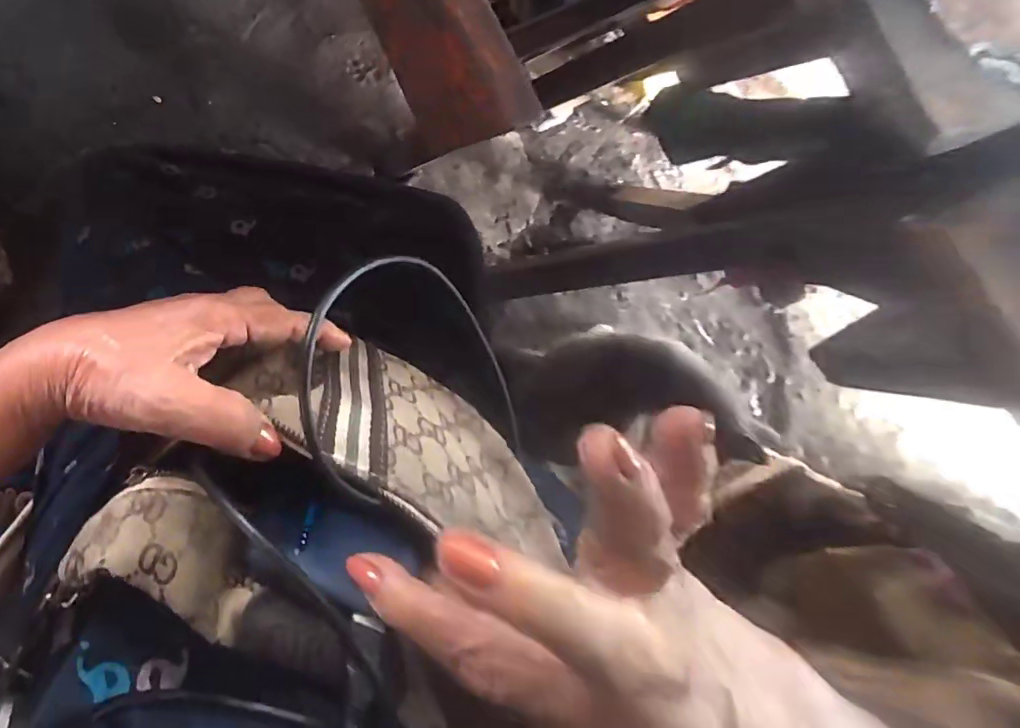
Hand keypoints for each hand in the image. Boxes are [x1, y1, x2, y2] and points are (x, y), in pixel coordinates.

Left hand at [0, 288, 349, 459]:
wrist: (55, 363)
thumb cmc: (116, 377)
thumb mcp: (175, 402)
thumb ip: (227, 421)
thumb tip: (275, 442)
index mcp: (213, 317)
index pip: (276, 317)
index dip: (313, 330)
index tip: (346, 347)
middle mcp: (198, 310)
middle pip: (255, 307)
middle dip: (289, 326)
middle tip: (313, 359)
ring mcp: (175, 320)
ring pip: (232, 317)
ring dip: (261, 334)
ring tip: (279, 369)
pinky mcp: (157, 336)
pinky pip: (212, 330)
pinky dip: (235, 344)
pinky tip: (226, 373)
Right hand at [346, 408, 877, 727]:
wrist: (746, 718)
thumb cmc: (619, 699)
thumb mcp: (543, 687)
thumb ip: (461, 632)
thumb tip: (373, 568)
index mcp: (579, 694)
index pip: (488, 658)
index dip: (425, 620)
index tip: (367, 569)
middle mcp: (631, 659)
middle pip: (585, 636)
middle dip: (529, 598)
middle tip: (458, 553)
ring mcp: (668, 605)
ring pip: (647, 556)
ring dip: (624, 499)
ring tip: (603, 446)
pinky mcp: (684, 561)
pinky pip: (689, 513)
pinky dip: (684, 464)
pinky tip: (687, 416)